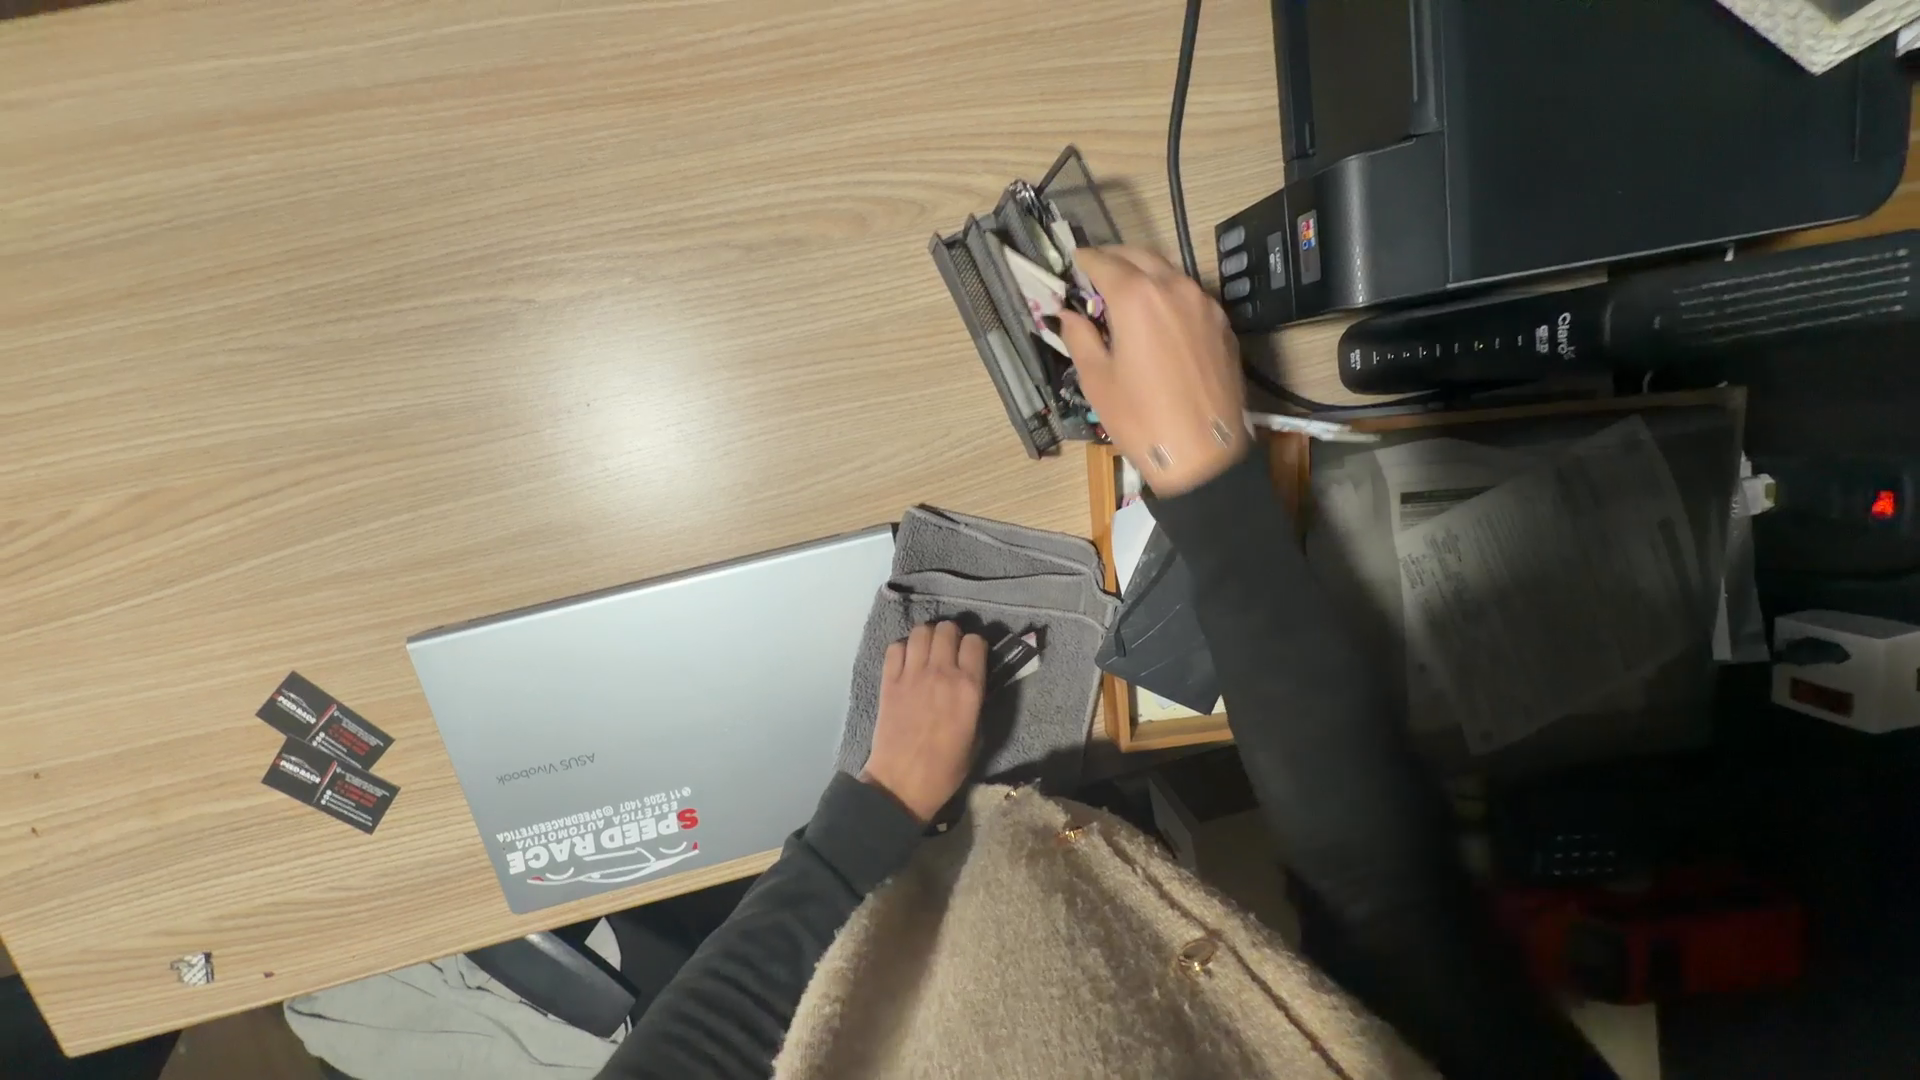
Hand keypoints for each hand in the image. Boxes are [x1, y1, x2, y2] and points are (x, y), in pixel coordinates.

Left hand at [859, 621, 986, 822]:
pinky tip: (907, 662)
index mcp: (969, 688)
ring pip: (921, 631)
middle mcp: (942, 673)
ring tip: (928, 651)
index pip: (975, 642)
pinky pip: (895, 647)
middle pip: (947, 629)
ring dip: (927, 637)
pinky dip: (903, 648)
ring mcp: (912, 674)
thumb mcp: (977, 736)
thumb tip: (972, 683)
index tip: (972, 656)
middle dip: (951, 635)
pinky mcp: (889, 680)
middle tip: (949, 650)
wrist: (902, 783)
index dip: (975, 645)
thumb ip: (976, 702)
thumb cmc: (945, 768)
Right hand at [1058, 246, 1249, 495]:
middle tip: (1096, 270)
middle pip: (1141, 256)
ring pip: (1169, 272)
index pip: (1105, 262)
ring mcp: (1204, 304)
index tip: (1074, 261)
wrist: (1202, 453)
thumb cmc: (1140, 419)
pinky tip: (1157, 317)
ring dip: (1144, 273)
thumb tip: (1069, 315)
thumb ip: (1080, 337)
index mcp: (1137, 297)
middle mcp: (1175, 288)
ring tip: (1125, 292)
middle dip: (1116, 258)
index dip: (1085, 260)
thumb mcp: (1097, 380)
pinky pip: (1190, 295)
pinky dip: (1168, 294)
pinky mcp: (1222, 324)